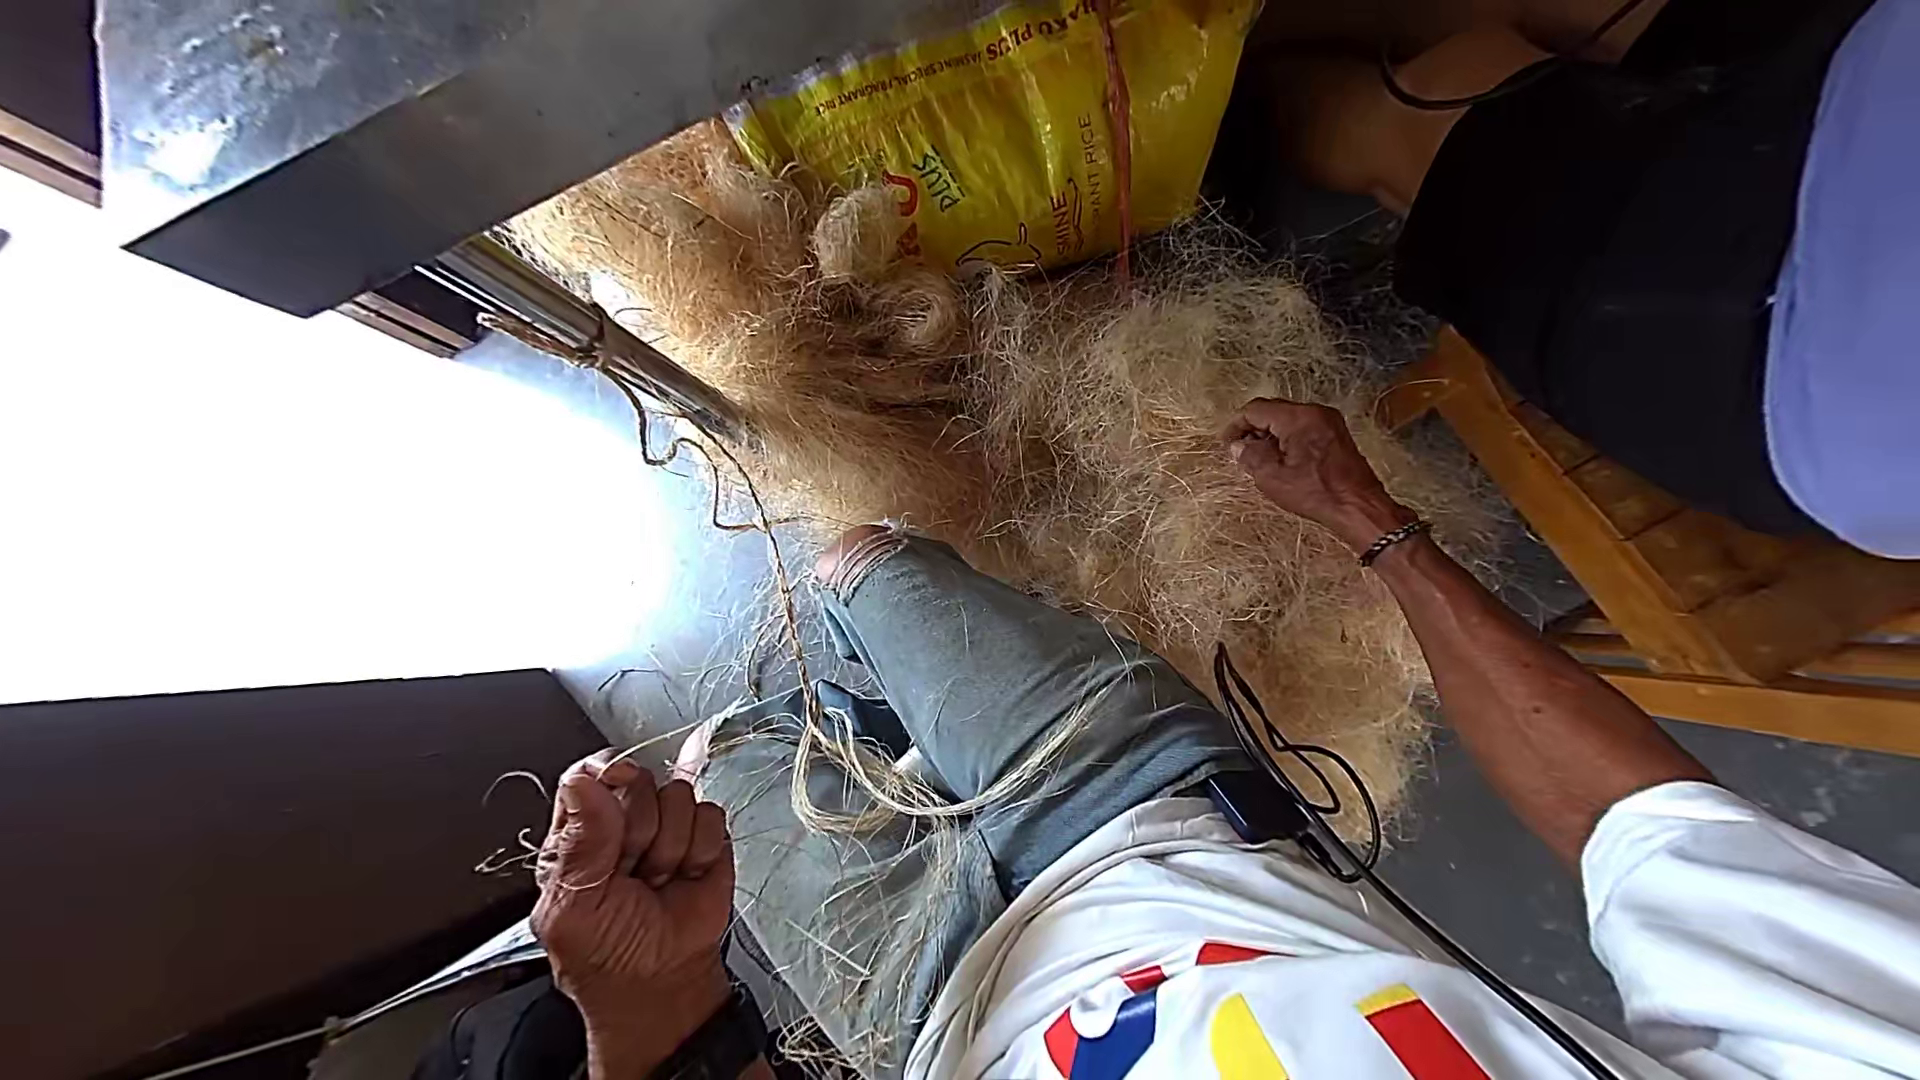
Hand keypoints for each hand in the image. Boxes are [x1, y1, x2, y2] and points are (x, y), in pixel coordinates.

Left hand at [532, 749, 735, 1076]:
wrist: (663, 981)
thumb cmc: (607, 954)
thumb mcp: (572, 910)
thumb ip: (579, 844)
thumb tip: (581, 783)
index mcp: (578, 832)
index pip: (588, 775)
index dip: (605, 773)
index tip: (617, 783)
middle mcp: (622, 819)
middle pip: (638, 781)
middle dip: (639, 828)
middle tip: (630, 869)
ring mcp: (668, 822)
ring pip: (678, 795)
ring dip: (671, 847)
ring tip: (658, 880)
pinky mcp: (706, 832)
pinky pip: (710, 815)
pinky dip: (701, 850)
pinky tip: (686, 875)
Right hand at [1223, 398, 1415, 552]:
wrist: (1357, 505)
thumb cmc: (1315, 492)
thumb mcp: (1271, 476)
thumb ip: (1250, 455)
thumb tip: (1239, 446)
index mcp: (1298, 418)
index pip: (1256, 409)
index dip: (1236, 425)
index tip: (1227, 444)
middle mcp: (1315, 412)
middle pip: (1272, 410)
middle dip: (1252, 429)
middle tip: (1240, 452)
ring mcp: (1328, 422)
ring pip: (1287, 419)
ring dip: (1268, 435)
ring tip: (1259, 460)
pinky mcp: (1335, 434)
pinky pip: (1302, 427)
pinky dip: (1285, 438)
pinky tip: (1281, 460)